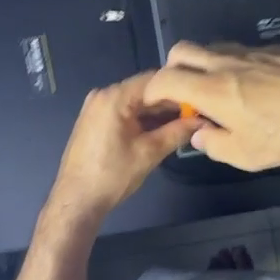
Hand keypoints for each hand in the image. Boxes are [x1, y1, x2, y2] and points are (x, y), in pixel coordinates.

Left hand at [49, 71, 198, 216]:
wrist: (76, 200)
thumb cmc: (112, 175)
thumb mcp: (149, 153)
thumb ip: (178, 132)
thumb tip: (203, 122)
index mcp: (114, 97)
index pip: (155, 79)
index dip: (181, 87)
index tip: (202, 97)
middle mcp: (103, 95)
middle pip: (145, 90)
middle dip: (172, 102)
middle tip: (199, 112)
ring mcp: (97, 108)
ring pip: (136, 103)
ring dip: (159, 113)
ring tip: (187, 122)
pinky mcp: (95, 121)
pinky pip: (125, 113)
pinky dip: (143, 120)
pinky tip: (164, 130)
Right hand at [142, 42, 279, 170]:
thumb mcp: (246, 155)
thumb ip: (215, 145)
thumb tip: (201, 134)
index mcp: (212, 88)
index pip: (165, 78)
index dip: (153, 89)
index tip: (155, 102)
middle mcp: (226, 62)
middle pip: (183, 50)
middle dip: (174, 68)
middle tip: (185, 93)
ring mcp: (254, 50)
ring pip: (215, 48)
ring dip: (207, 66)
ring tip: (223, 93)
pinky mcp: (279, 47)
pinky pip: (246, 52)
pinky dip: (239, 66)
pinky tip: (261, 89)